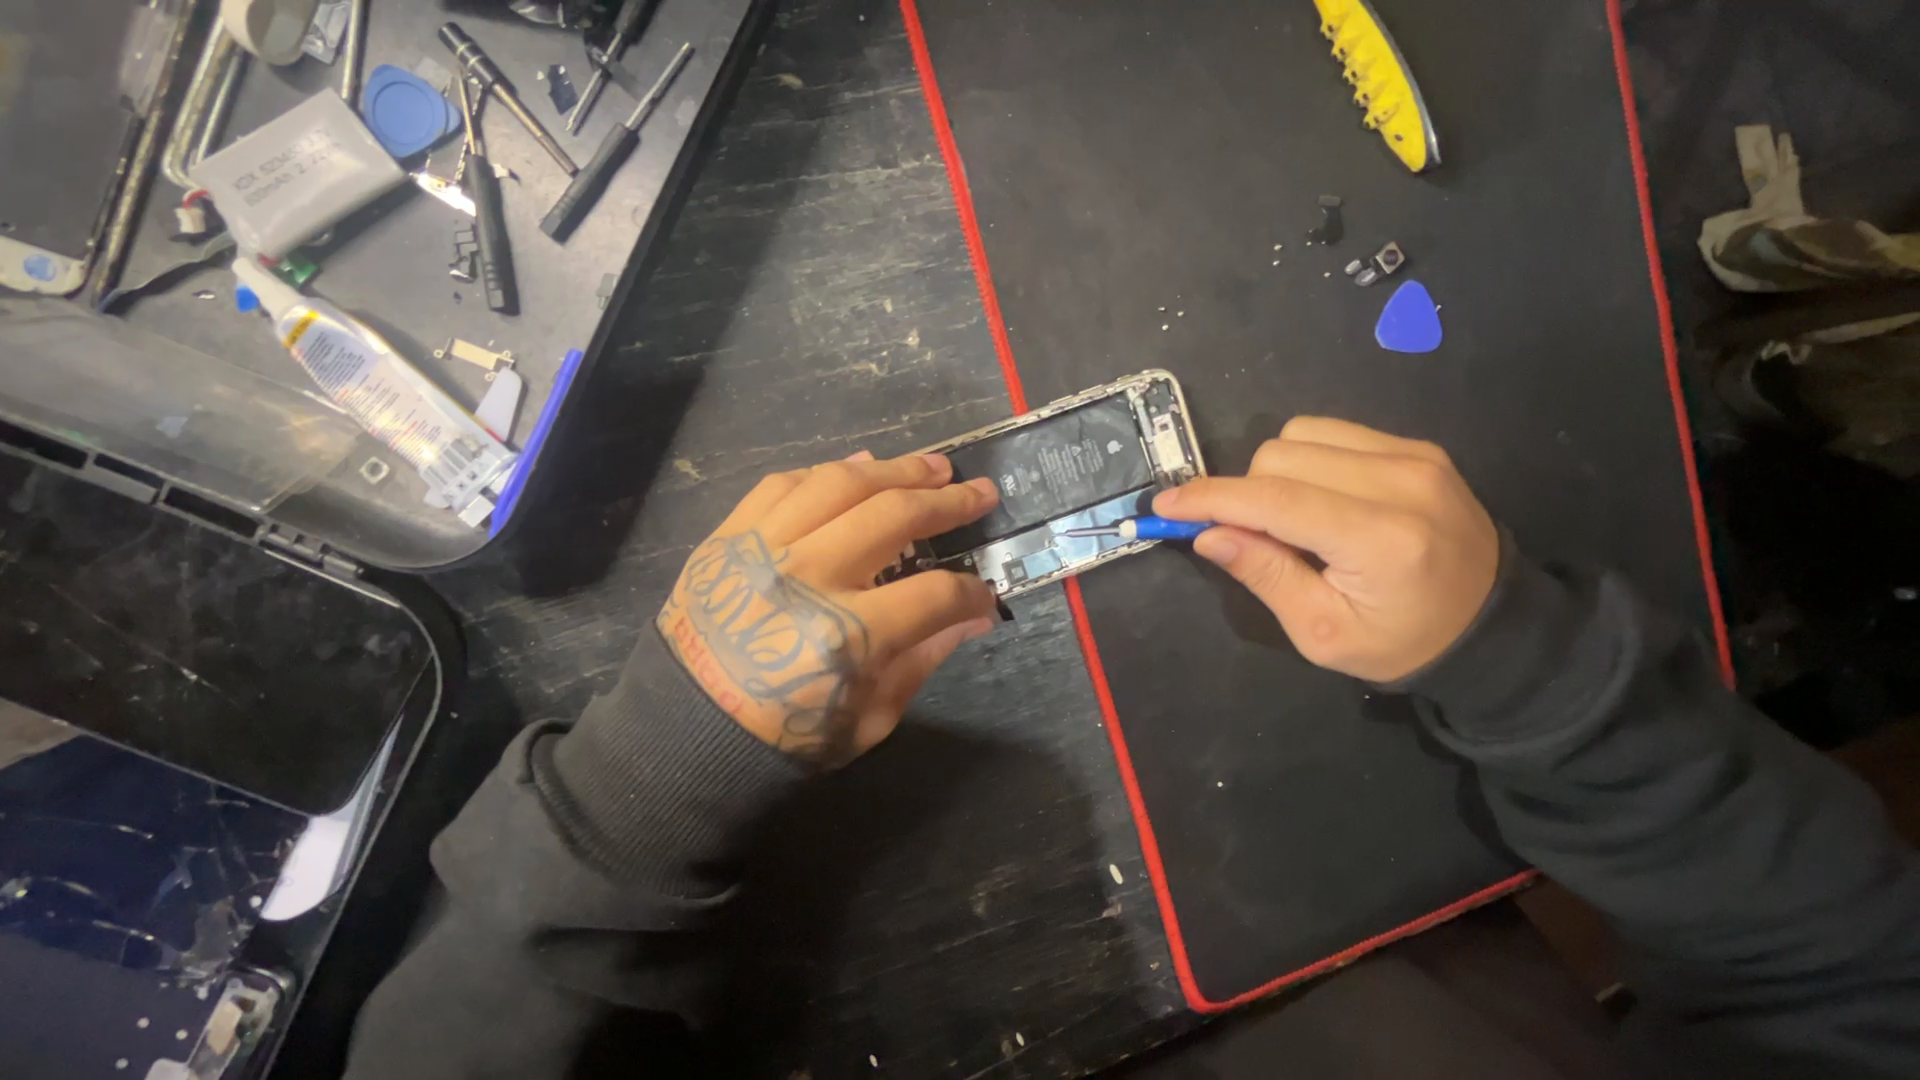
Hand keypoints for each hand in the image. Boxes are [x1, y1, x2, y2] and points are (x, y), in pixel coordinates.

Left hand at [658, 451, 1001, 766]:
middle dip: (949, 503)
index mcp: (846, 636)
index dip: (971, 591)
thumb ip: (925, 657)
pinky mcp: (728, 536)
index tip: (983, 592)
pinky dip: (827, 472)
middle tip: (982, 492)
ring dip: (895, 469)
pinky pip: (783, 484)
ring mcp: (762, 547)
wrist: (683, 732)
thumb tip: (975, 614)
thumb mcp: (869, 718)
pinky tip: (859, 466)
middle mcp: (807, 576)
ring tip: (932, 466)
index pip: (934, 594)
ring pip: (841, 483)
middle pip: (894, 515)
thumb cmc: (784, 737)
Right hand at [1153, 417, 1499, 681]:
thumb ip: (1265, 575)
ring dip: (1274, 473)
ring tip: (1291, 518)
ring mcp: (1413, 456)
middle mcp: (1399, 483)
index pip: (1273, 500)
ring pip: (1299, 434)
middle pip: (1279, 457)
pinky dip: (1306, 460)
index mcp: (1378, 540)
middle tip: (1252, 536)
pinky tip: (1320, 496)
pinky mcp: (1418, 447)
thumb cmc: (1402, 642)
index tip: (1166, 504)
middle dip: (1244, 494)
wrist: (1495, 626)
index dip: (1210, 498)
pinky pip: (1332, 431)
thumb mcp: (1323, 633)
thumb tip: (1207, 534)